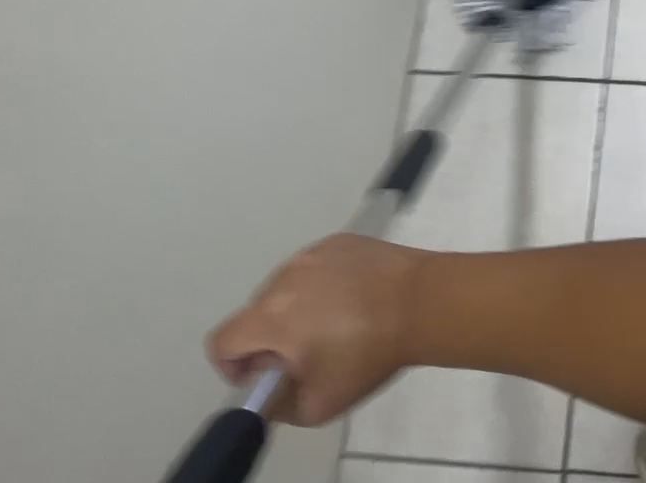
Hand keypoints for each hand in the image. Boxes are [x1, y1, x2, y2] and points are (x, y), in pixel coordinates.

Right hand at [207, 233, 425, 425]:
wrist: (424, 301)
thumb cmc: (369, 354)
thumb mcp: (317, 405)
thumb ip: (277, 406)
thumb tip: (267, 390)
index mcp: (270, 316)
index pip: (222, 341)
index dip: (234, 365)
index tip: (268, 373)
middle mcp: (285, 277)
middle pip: (257, 314)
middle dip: (273, 338)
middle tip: (313, 352)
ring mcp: (315, 252)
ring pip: (288, 288)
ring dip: (299, 308)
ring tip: (341, 322)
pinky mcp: (342, 240)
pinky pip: (317, 266)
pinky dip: (325, 282)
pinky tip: (356, 296)